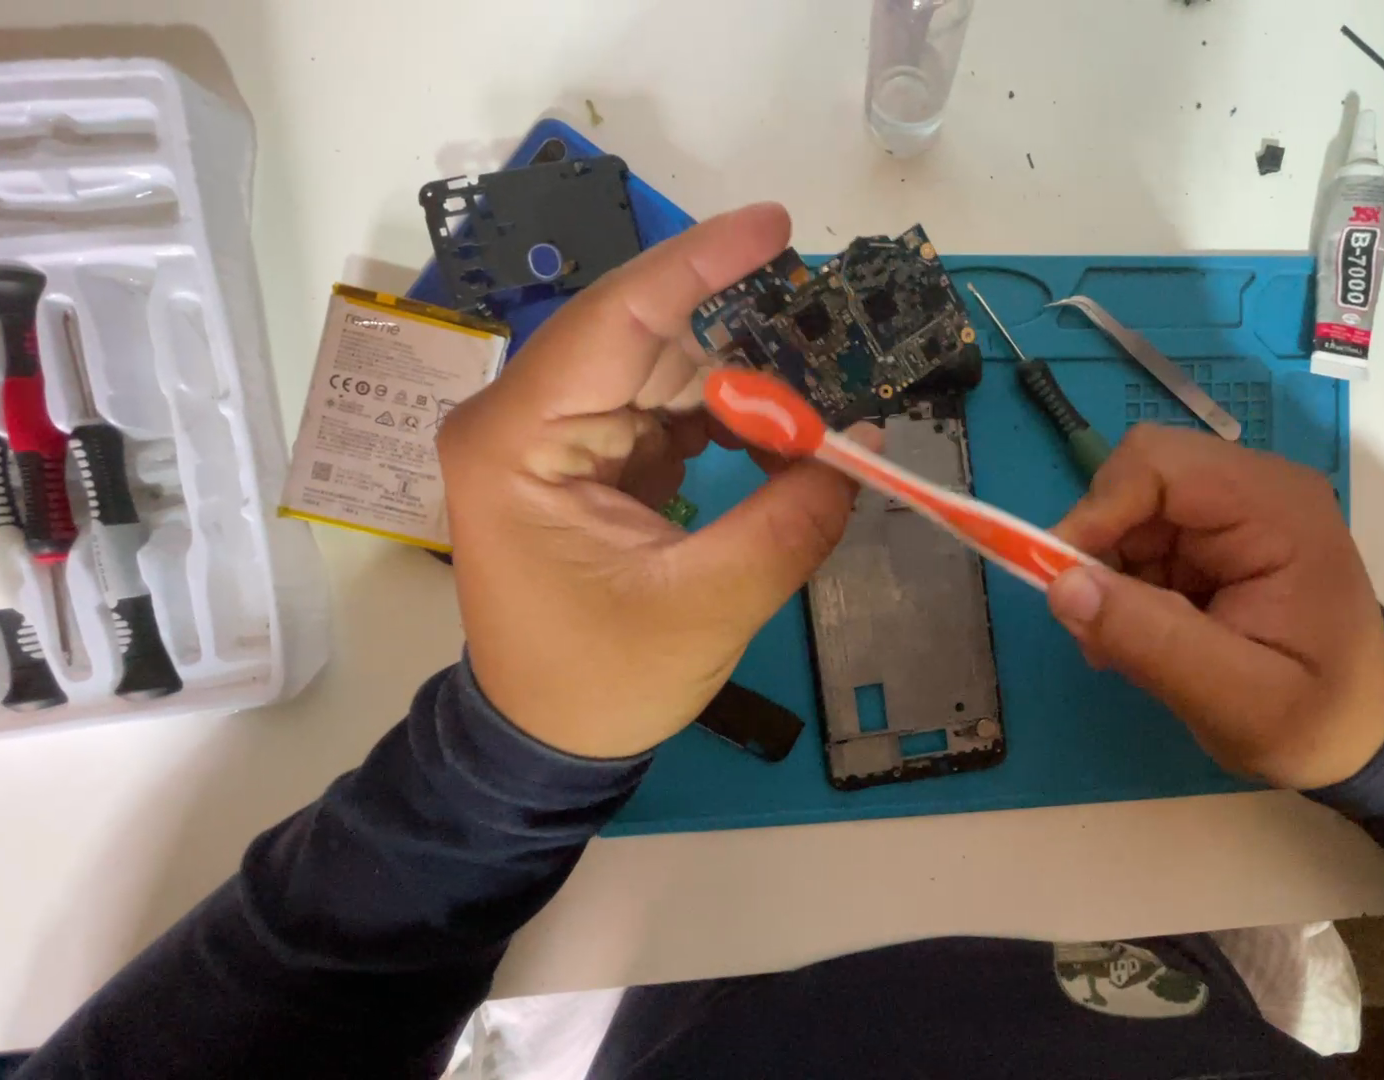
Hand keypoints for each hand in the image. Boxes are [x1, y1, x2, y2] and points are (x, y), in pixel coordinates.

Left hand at [436, 204, 864, 758]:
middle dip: (748, 362)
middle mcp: (527, 419)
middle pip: (652, 346)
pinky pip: (673, 414)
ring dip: (748, 399)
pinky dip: (733, 426)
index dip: (701, 266)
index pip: (615, 320)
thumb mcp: (709, 606)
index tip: (778, 228)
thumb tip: (864, 446)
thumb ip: (791, 521)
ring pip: (670, 377)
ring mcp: (559, 436)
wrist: (551, 737)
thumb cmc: (604, 681)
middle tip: (835, 381)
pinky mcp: (593, 459)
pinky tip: (780, 449)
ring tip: (816, 433)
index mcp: (518, 442)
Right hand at [1045, 426, 1383, 788]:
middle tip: (1092, 622)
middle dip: (1098, 548)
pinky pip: (1138, 538)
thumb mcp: (1236, 700)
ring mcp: (1232, 509)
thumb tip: (1059, 586)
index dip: (1096, 512)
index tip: (1060, 581)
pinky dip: (1119, 584)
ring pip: (1127, 512)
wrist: (1362, 732)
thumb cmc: (1316, 720)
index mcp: (1274, 507)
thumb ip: (1152, 642)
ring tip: (1118, 644)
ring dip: (1105, 573)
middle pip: (1135, 479)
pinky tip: (1138, 634)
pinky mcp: (1213, 536)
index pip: (1156, 464)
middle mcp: (1252, 488)